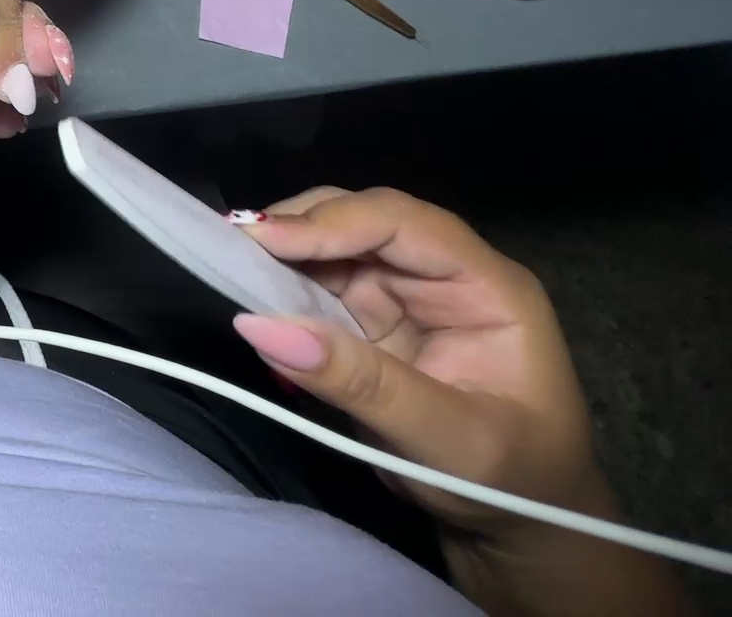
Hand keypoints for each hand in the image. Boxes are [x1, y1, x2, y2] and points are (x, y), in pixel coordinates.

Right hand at [233, 188, 607, 536]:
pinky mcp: (359, 310)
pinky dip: (271, 275)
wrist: (512, 522)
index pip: (404, 224)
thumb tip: (256, 325)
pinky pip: (308, 275)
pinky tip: (242, 281)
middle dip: (297, 225)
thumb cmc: (510, 482)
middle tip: (232, 245)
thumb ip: (357, 381)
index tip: (261, 240)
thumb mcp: (445, 440)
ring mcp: (396, 289)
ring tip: (226, 258)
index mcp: (486, 288)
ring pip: (327, 239)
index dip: (331, 223)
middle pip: (360, 216)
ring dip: (276, 247)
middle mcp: (439, 273)